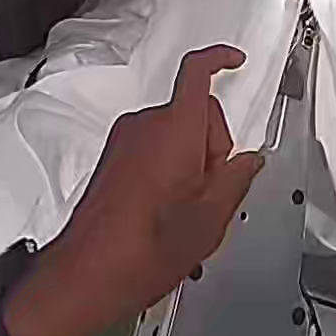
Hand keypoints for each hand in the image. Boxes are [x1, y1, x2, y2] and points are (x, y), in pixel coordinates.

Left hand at [4, 45, 262, 335]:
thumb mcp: (212, 217)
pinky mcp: (114, 155)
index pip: (197, 71)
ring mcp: (126, 139)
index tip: (235, 60)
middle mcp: (147, 125)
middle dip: (213, 141)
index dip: (220, 59)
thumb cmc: (140, 250)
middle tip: (211, 185)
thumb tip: (250, 161)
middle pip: (195, 110)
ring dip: (190, 155)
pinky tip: (166, 204)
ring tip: (185, 203)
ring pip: (176, 128)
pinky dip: (169, 161)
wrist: (85, 276)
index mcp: (176, 130)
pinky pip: (154, 141)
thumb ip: (238, 177)